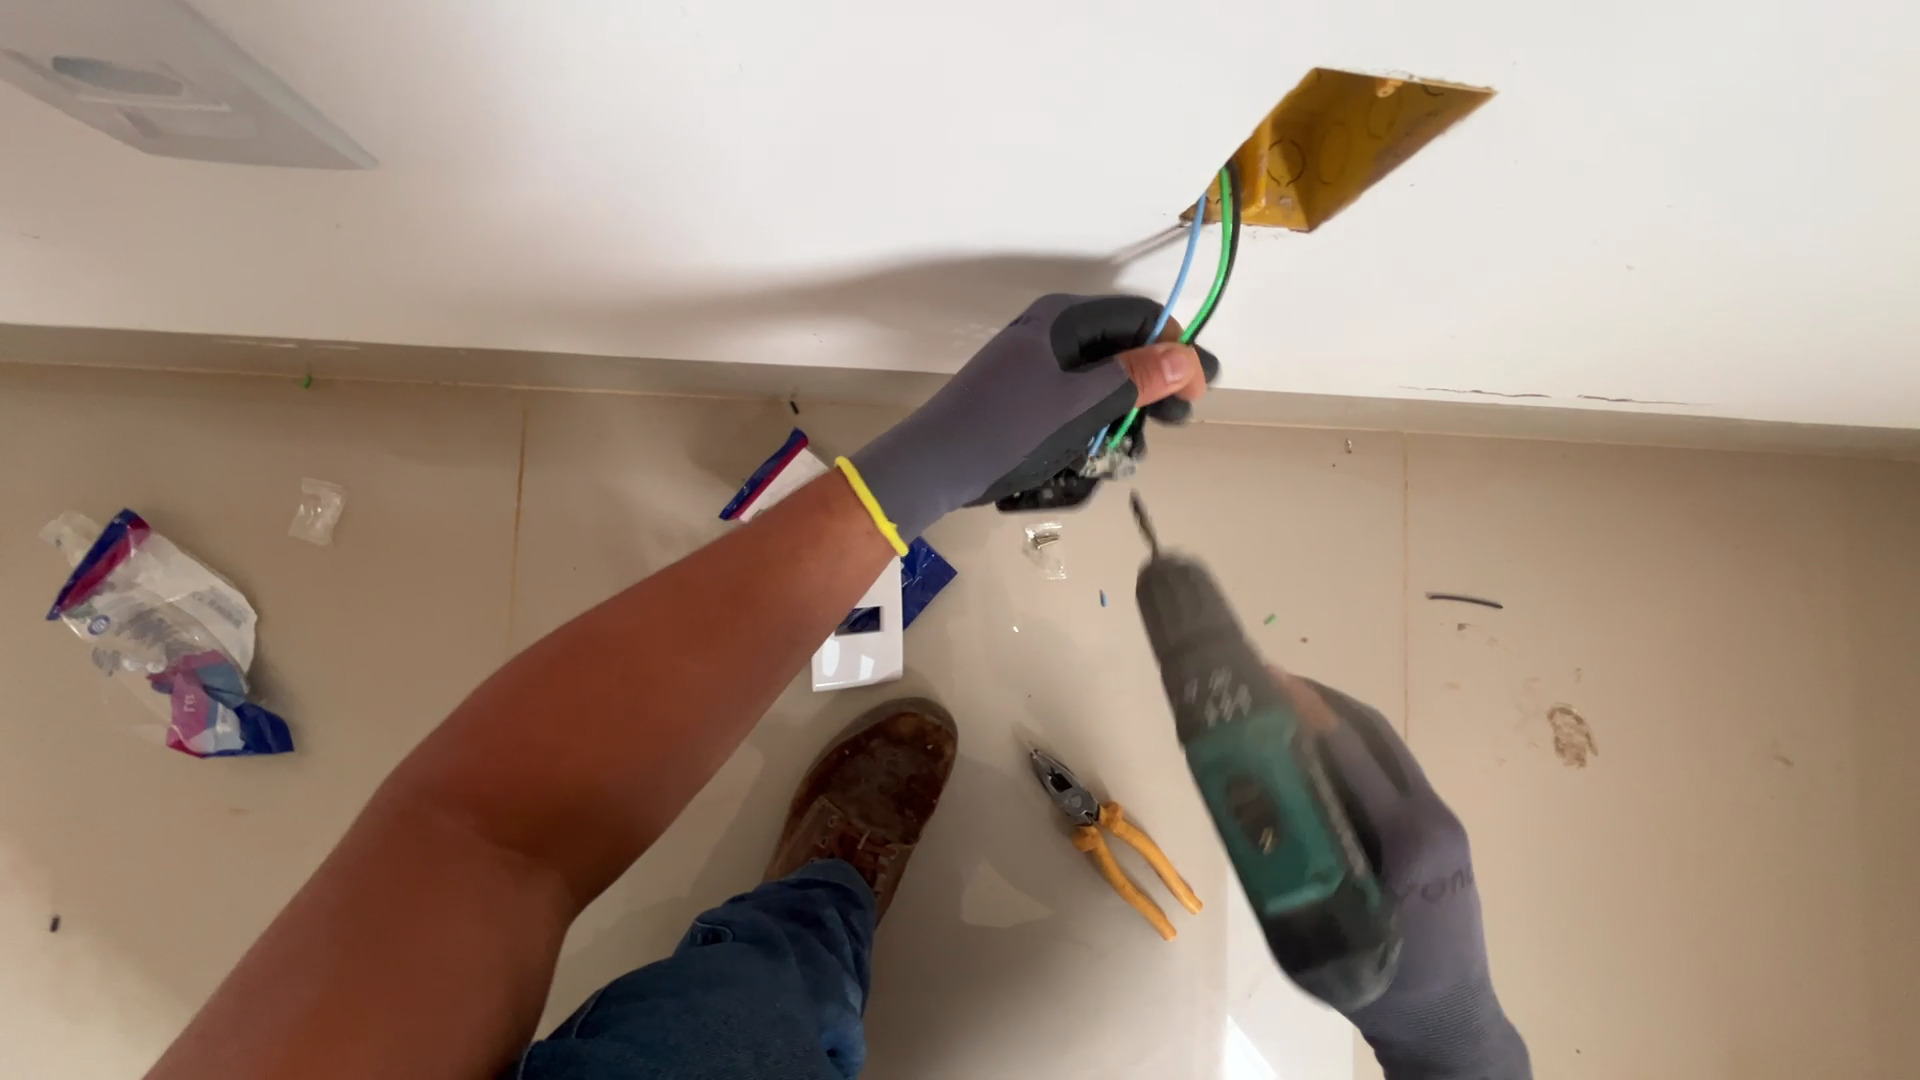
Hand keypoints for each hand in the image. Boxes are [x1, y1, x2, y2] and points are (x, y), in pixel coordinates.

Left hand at [850, 294, 1218, 540]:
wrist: (932, 466)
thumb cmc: (1006, 429)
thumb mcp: (1078, 405)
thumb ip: (1135, 378)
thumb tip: (1187, 357)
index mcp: (1062, 320)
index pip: (1140, 318)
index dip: (1176, 351)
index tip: (1197, 393)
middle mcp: (1050, 335)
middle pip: (1120, 353)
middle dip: (1147, 394)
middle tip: (1168, 428)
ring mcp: (1033, 368)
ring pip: (1098, 386)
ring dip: (1117, 421)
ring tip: (1120, 456)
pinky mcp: (1022, 399)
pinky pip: (1071, 407)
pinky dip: (1086, 430)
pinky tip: (1087, 460)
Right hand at [1276, 672, 1532, 1079]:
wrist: (1452, 1025)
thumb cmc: (1386, 985)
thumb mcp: (1326, 934)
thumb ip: (1289, 873)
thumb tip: (1246, 813)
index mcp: (1412, 839)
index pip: (1355, 756)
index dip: (1311, 715)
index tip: (1272, 684)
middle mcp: (1433, 819)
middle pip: (1376, 735)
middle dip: (1323, 700)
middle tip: (1272, 682)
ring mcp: (1440, 823)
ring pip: (1385, 749)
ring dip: (1337, 720)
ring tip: (1286, 704)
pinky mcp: (1437, 833)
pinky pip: (1389, 774)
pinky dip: (1350, 750)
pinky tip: (1313, 755)